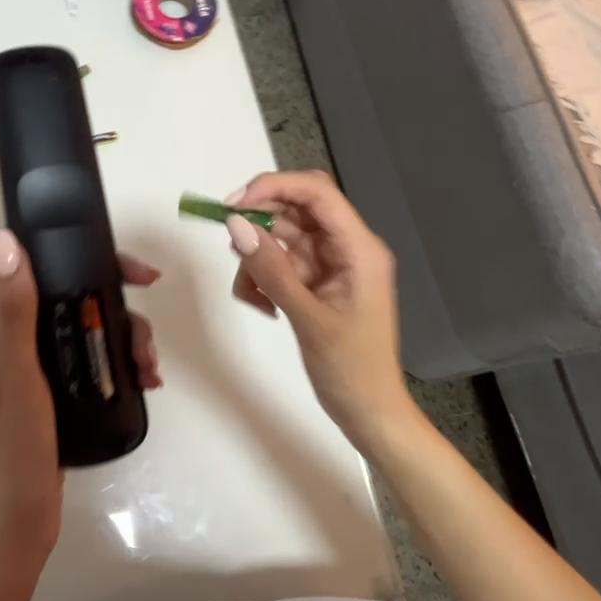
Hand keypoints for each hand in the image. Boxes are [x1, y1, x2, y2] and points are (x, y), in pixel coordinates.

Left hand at [0, 230, 162, 600]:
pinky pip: (92, 359)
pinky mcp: (57, 396)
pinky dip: (120, 360)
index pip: (15, 258)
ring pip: (83, 322)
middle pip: (63, 286)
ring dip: (122, 327)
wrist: (12, 534)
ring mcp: (37, 369)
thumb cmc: (10, 454)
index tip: (99, 244)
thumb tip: (6, 240)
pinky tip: (145, 383)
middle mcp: (15, 341)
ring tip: (149, 362)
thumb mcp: (16, 377)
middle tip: (146, 289)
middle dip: (107, 281)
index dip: (51, 238)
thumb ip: (14, 311)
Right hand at [223, 171, 411, 444]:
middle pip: (298, 207)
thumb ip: (271, 269)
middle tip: (231, 239)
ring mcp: (331, 264)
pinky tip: (262, 304)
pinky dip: (262, 276)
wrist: (370, 413)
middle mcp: (347, 247)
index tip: (234, 204)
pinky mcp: (317, 281)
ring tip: (251, 292)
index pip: (318, 193)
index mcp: (360, 249)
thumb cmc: (351, 370)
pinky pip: (281, 262)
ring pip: (284, 235)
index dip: (275, 187)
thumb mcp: (308, 319)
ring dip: (258, 256)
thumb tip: (236, 226)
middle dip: (261, 219)